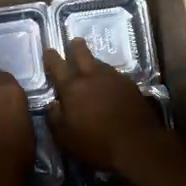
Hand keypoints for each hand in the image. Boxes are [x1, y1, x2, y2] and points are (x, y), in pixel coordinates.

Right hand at [43, 38, 171, 172]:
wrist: (137, 144)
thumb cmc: (96, 143)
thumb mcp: (65, 137)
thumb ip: (54, 118)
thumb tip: (52, 104)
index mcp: (72, 87)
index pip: (57, 65)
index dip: (51, 57)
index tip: (49, 51)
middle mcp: (92, 76)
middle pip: (82, 53)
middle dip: (75, 46)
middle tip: (73, 42)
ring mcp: (114, 78)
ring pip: (100, 62)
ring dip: (93, 62)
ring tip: (91, 66)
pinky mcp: (131, 85)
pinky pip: (114, 75)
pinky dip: (108, 77)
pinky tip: (109, 85)